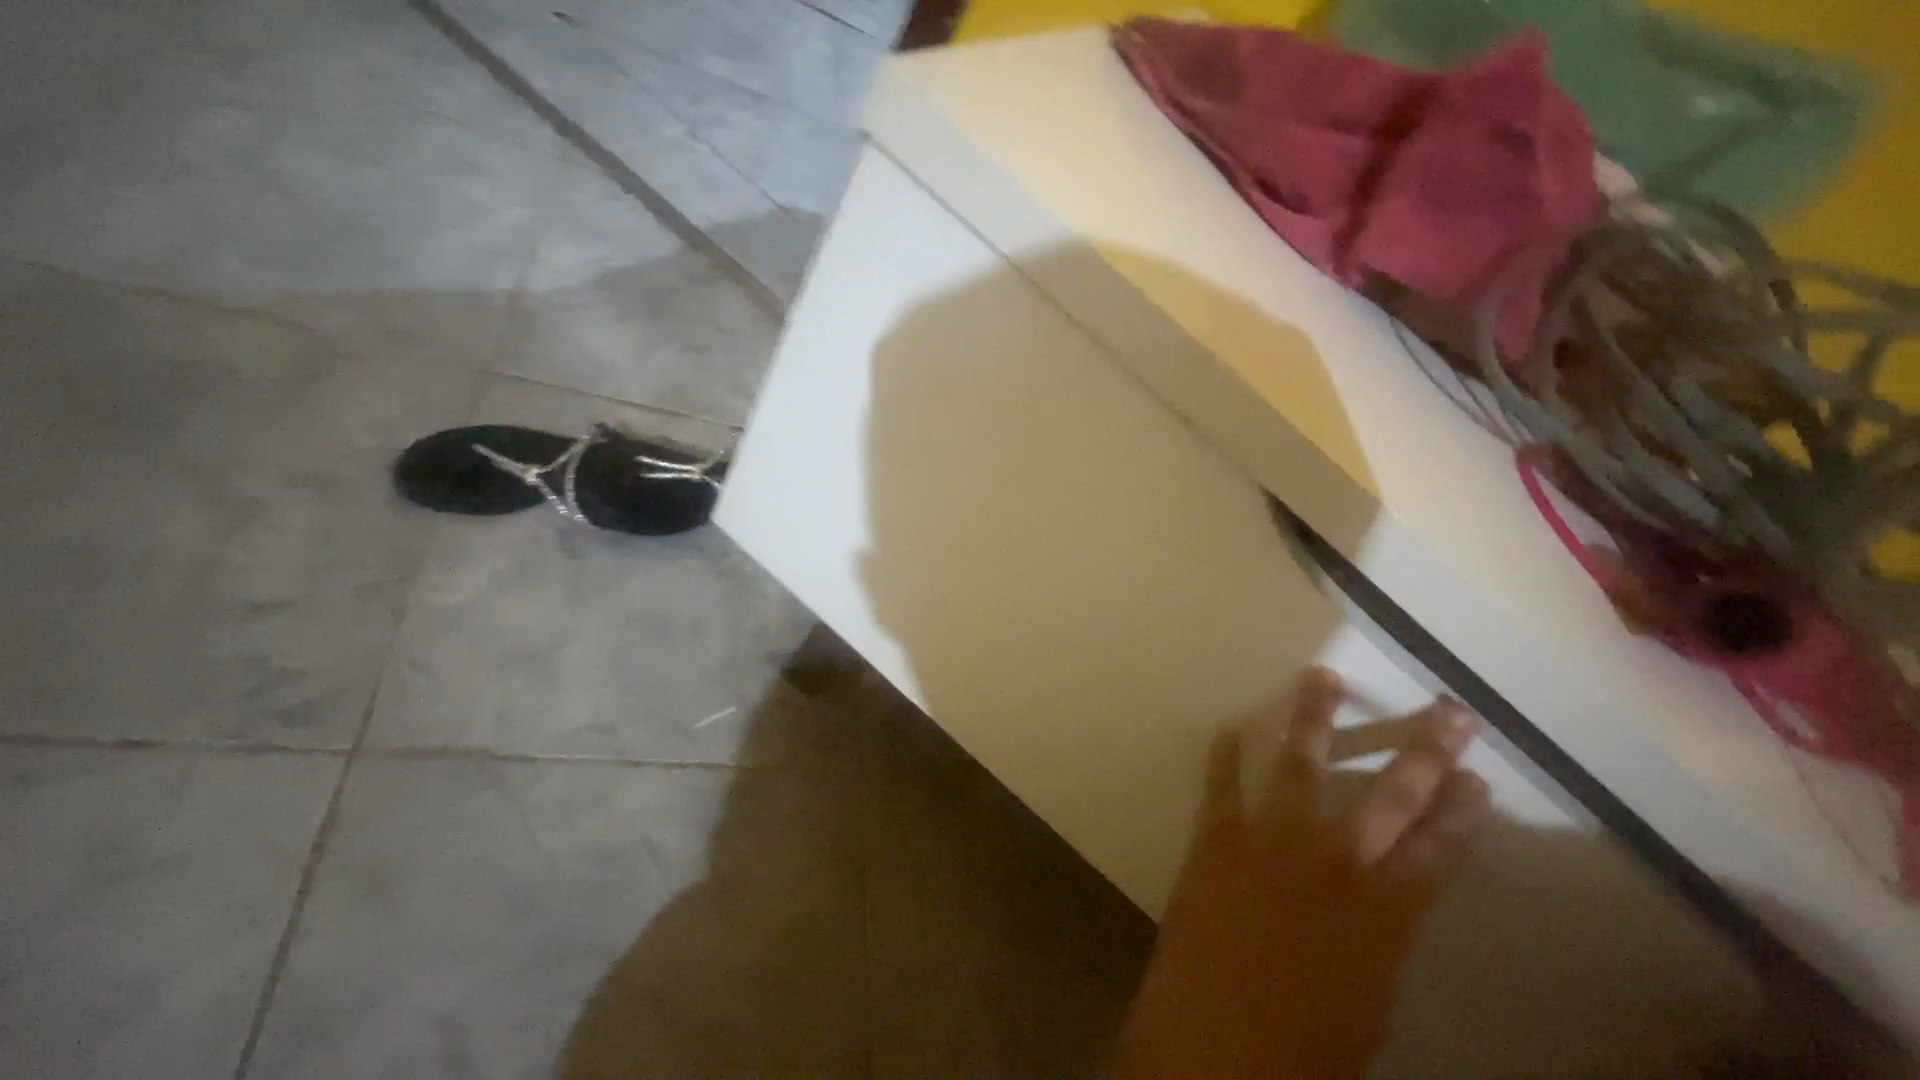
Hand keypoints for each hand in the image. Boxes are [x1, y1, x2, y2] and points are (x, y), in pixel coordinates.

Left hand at [1112, 667, 1490, 1079]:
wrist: (1212, 1052)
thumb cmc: (1302, 1050)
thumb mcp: (1366, 1002)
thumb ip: (1376, 941)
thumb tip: (1378, 908)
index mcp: (1386, 913)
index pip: (1439, 849)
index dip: (1461, 811)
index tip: (1479, 775)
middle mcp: (1337, 863)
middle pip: (1391, 795)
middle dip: (1424, 749)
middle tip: (1449, 708)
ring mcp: (1272, 843)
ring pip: (1302, 765)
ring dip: (1316, 718)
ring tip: (1323, 675)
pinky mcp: (1216, 841)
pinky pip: (1221, 785)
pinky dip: (1223, 753)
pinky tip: (1230, 722)